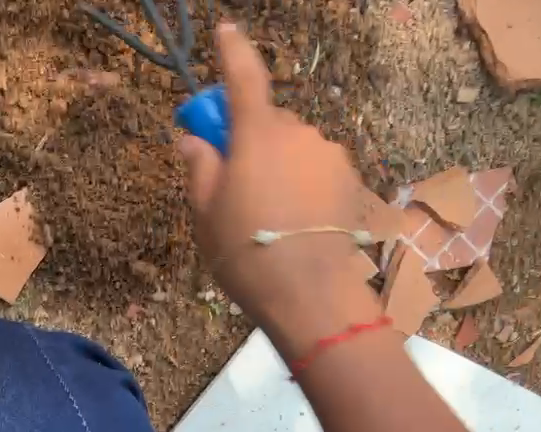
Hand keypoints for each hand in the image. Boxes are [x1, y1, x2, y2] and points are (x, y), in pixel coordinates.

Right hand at [178, 25, 381, 359]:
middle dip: (247, 140)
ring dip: (274, 166)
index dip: (232, 52)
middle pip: (266, 121)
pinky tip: (290, 222)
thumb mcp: (204, 214)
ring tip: (262, 217)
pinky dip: (298, 184)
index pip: (244, 78)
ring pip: (291, 148)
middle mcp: (297, 131)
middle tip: (229, 183)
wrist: (306, 290)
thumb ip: (199, 168)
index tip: (225, 31)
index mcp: (257, 135)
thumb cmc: (242, 251)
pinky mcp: (347, 177)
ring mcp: (327, 152)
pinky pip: (313, 169)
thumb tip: (193, 140)